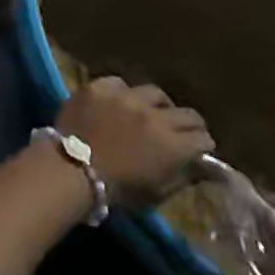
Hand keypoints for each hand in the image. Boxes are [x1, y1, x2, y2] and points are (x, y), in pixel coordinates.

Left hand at [57, 77, 213, 209]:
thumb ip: (183, 176)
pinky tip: (118, 101)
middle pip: (186, 113)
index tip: (197, 148)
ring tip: (149, 111)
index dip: (202, 144)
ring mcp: (125, 97)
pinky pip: (118, 82)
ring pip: (153, 92)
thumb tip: (201, 166)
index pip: (203, 138)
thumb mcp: (158, 191)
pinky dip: (122, 92)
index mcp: (174, 144)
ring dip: (156, 104)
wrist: (71, 168)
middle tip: (180, 130)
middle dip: (189, 124)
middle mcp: (154, 115)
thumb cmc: (118, 190)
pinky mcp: (99, 87)